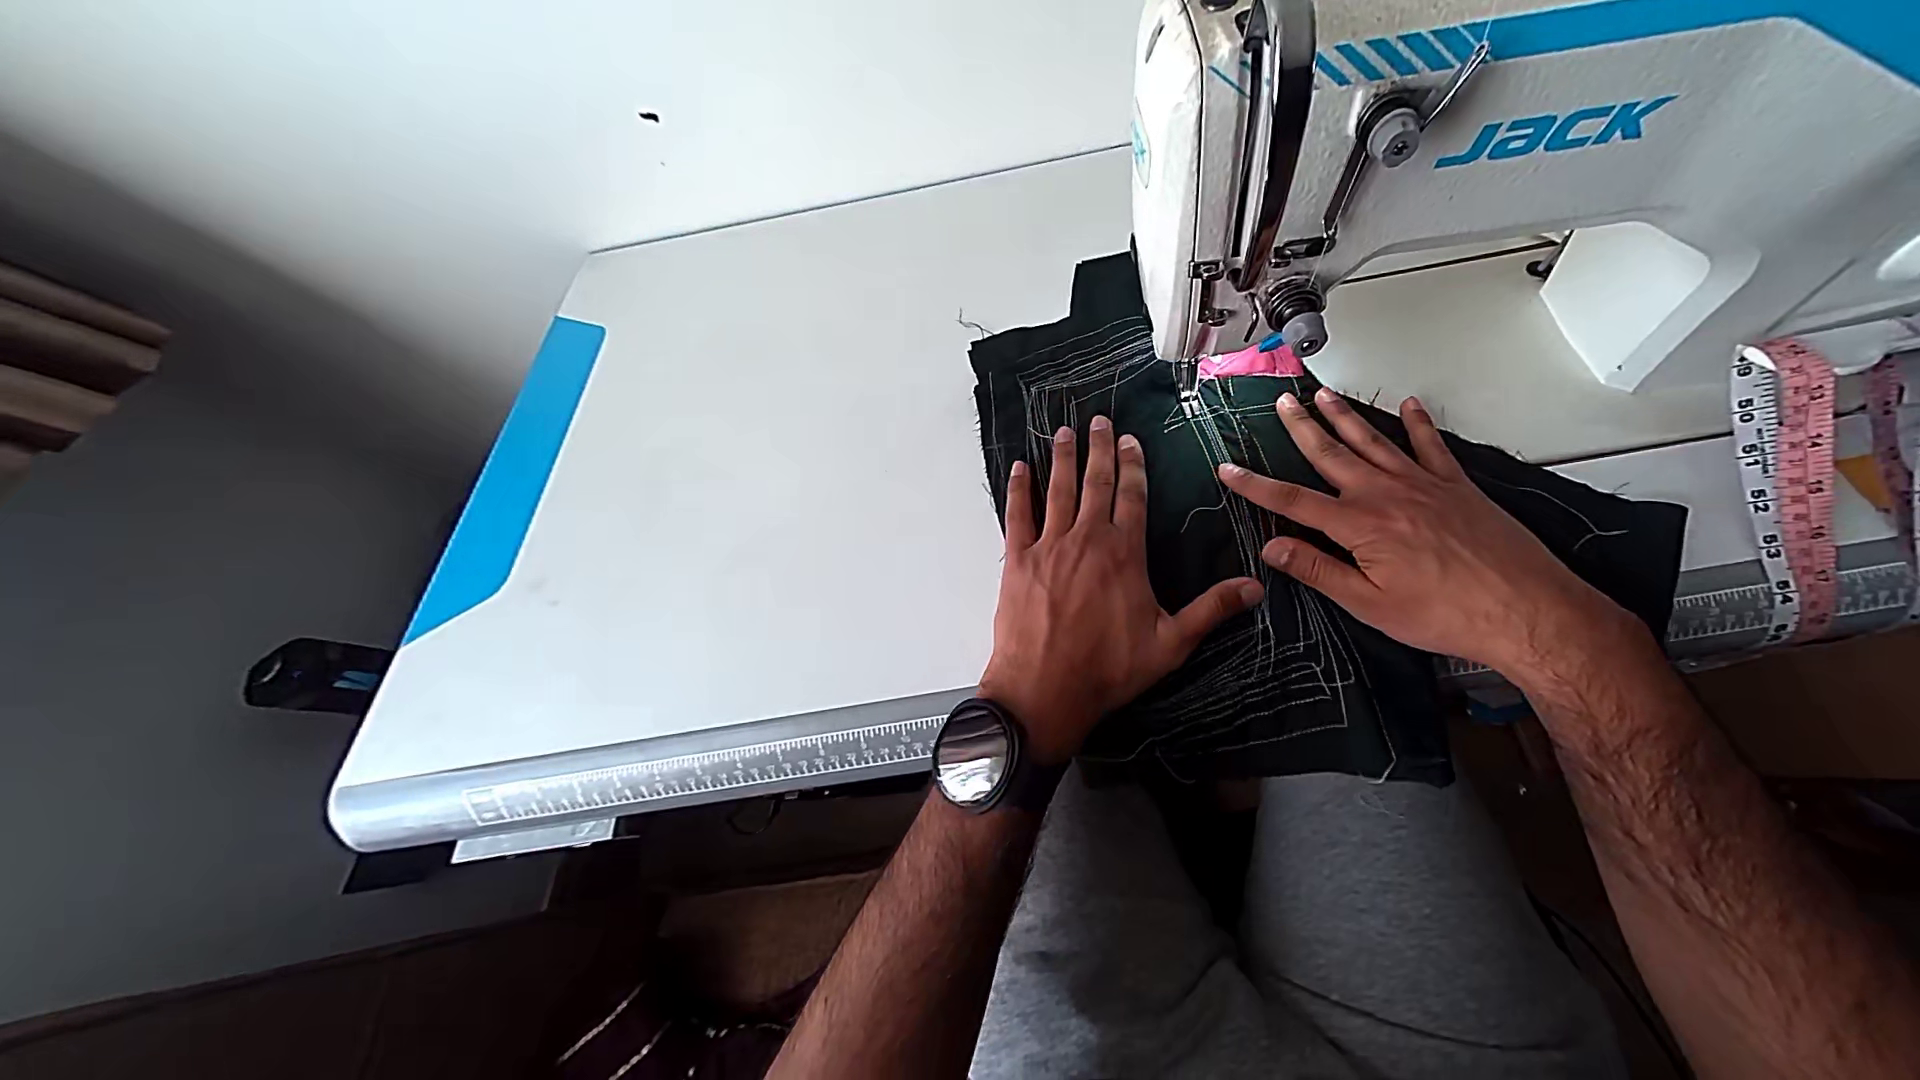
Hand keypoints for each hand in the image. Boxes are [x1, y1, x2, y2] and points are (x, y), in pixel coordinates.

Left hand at [981, 417, 1265, 763]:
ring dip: (1062, 458)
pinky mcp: (1017, 560)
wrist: (1045, 688)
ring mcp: (1049, 547)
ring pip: (1058, 490)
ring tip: (1064, 432)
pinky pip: (1017, 514)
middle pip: (1096, 483)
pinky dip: (1018, 489)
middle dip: (1099, 450)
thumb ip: (1210, 610)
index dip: (1133, 465)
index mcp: (1125, 553)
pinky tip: (1019, 468)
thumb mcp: (1169, 644)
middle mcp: (1087, 540)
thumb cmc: (1107, 669)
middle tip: (1098, 421)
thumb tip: (1255, 587)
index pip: (1133, 496)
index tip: (1130, 440)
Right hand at [1215, 387, 1639, 679]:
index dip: (1254, 484)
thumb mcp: (1369, 603)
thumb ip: (1318, 570)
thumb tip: (1273, 548)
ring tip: (1323, 396)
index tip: (1228, 469)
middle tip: (1282, 403)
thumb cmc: (1447, 614)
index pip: (1292, 499)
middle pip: (1331, 454)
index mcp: (1360, 525)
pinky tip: (1409, 406)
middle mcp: (1387, 495)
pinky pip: (1432, 447)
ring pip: (1373, 442)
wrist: (1529, 612)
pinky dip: (1419, 425)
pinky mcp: (1458, 487)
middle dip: (1301, 427)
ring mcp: (1425, 486)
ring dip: (1345, 417)